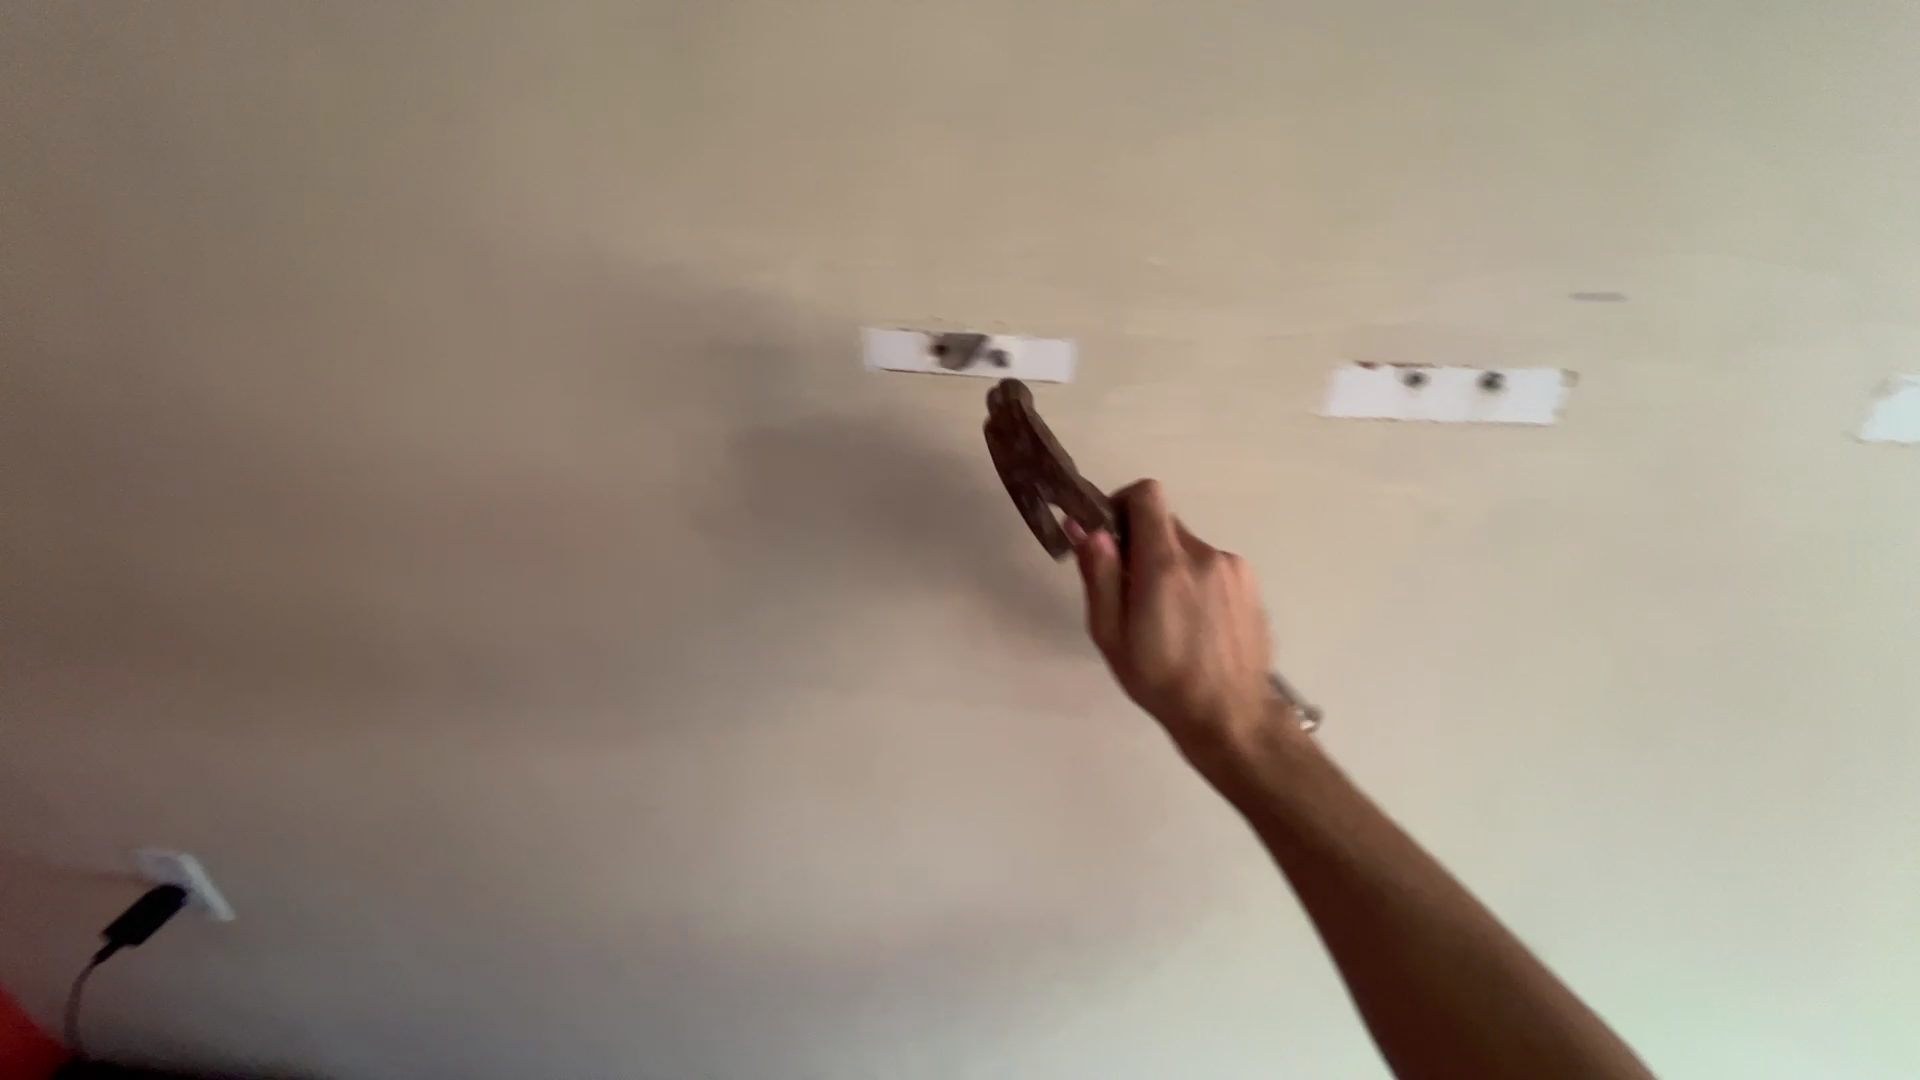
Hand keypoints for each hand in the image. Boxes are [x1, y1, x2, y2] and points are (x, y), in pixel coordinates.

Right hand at [1067, 480, 1284, 755]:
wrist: (1231, 716)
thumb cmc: (1159, 681)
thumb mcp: (1111, 634)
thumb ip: (1098, 574)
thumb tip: (1084, 527)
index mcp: (1165, 564)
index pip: (1147, 495)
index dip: (1122, 504)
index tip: (1111, 538)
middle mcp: (1204, 554)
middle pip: (1165, 522)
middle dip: (1143, 545)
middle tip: (1132, 592)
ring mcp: (1234, 567)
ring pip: (1188, 546)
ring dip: (1170, 566)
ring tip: (1168, 617)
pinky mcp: (1251, 583)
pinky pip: (1212, 565)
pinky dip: (1196, 581)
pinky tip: (1195, 624)